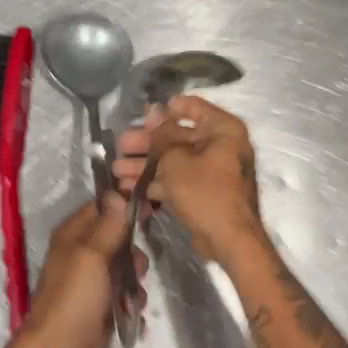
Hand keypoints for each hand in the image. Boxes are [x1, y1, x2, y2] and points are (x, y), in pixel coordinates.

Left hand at [22, 194, 146, 347]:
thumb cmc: (74, 297)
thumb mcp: (92, 255)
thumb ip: (108, 225)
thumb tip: (116, 191)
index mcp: (73, 234)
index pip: (102, 208)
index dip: (125, 207)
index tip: (150, 210)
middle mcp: (80, 254)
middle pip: (117, 241)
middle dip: (133, 255)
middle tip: (136, 267)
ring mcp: (89, 282)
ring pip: (124, 271)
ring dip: (134, 285)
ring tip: (131, 300)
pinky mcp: (99, 308)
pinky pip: (123, 297)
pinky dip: (130, 305)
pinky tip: (131, 316)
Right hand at [112, 95, 264, 264]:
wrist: (230, 241)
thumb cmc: (204, 190)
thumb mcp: (175, 158)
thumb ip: (161, 134)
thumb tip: (153, 112)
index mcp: (222, 129)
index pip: (191, 106)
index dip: (164, 109)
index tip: (141, 115)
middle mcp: (221, 145)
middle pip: (177, 136)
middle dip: (146, 143)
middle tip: (121, 146)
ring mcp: (213, 171)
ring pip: (173, 160)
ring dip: (145, 165)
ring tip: (117, 171)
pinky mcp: (205, 193)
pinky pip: (178, 180)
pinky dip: (156, 183)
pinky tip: (129, 188)